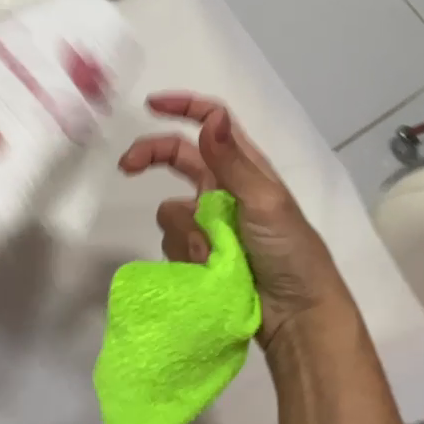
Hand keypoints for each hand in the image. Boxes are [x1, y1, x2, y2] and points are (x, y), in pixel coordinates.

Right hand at [119, 92, 343, 348]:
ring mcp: (210, 222)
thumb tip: (211, 117)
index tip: (150, 105)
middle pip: (176, 156)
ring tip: (209, 255)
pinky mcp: (200, 253)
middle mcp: (223, 187)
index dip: (182, 106)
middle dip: (150, 157)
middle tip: (127, 168)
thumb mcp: (265, 202)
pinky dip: (183, 253)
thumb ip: (232, 161)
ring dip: (183, 230)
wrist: (297, 318)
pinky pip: (172, 241)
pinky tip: (205, 270)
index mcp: (244, 166)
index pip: (210, 121)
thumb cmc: (290, 252)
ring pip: (170, 208)